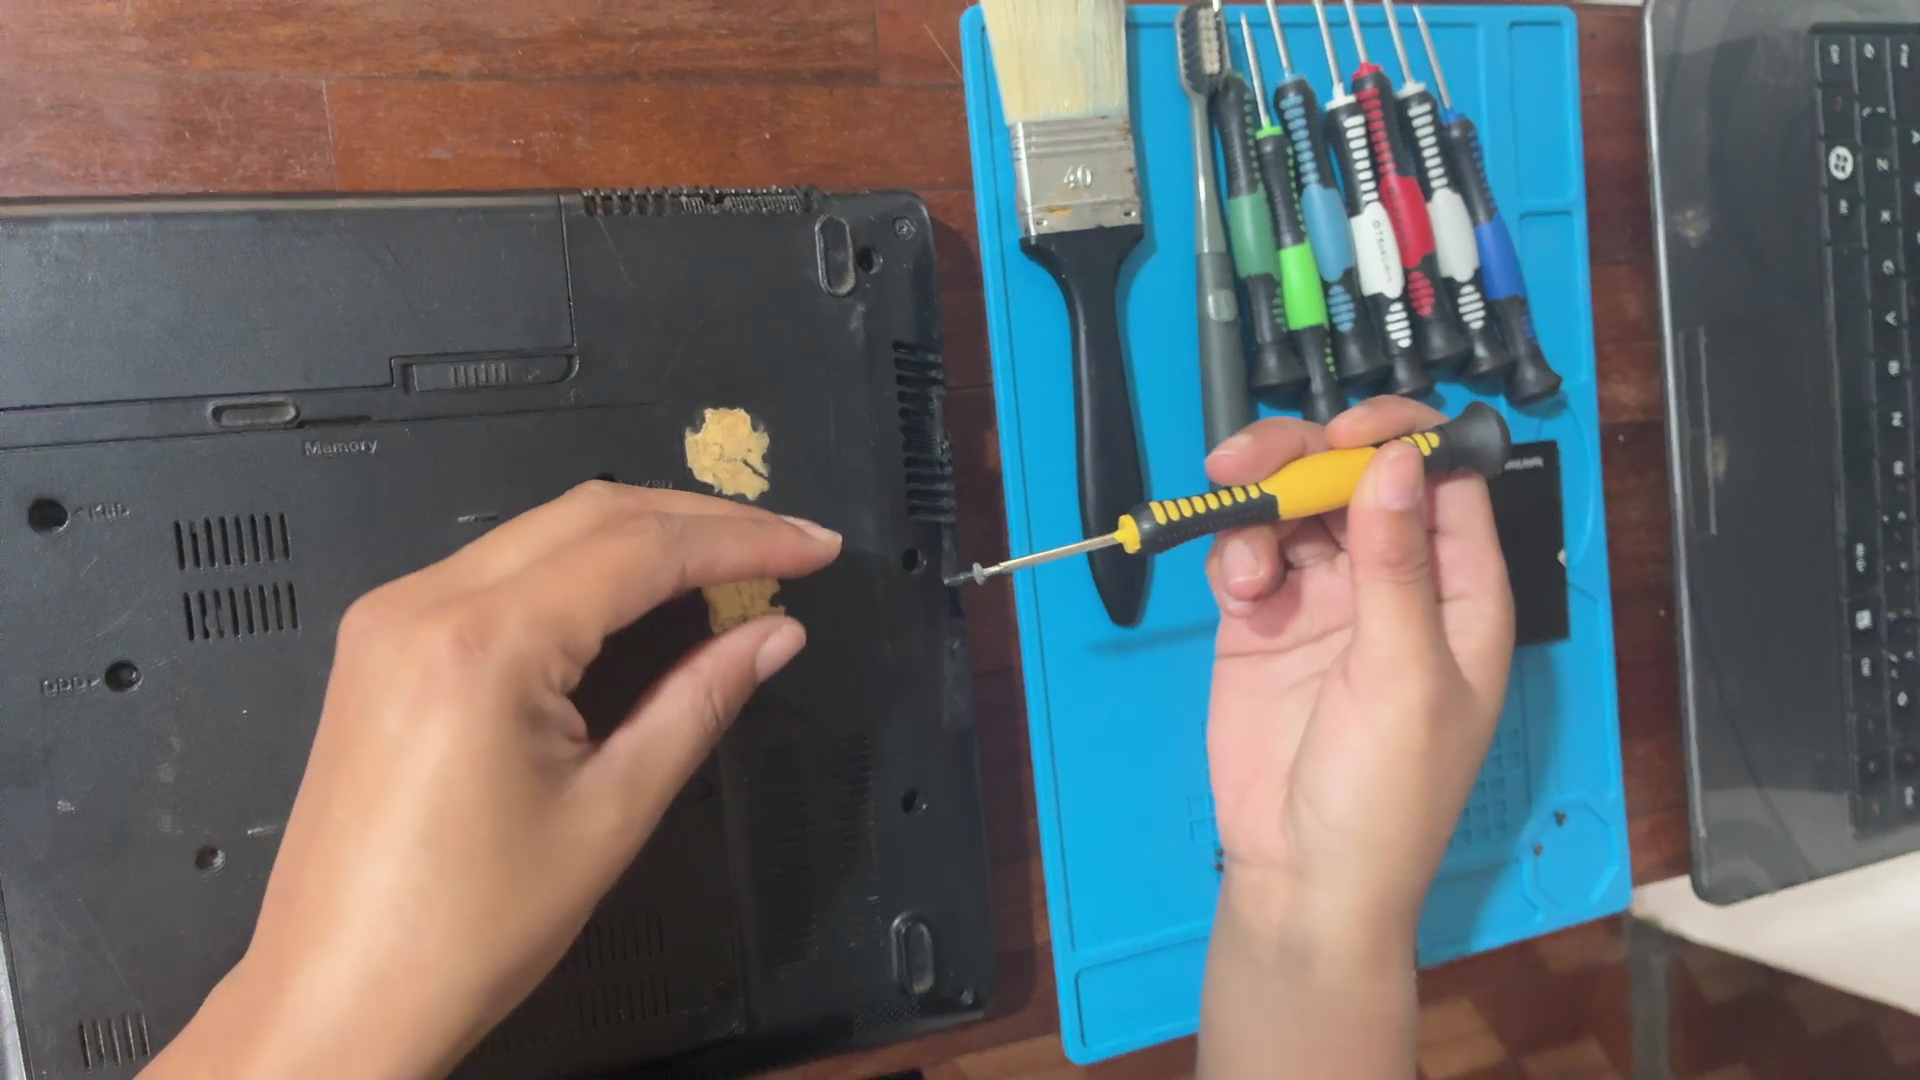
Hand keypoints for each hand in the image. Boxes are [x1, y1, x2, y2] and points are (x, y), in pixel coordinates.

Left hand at [141, 482, 841, 1079]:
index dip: (745, 539)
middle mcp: (429, 598)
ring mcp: (398, 610)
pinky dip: (601, 558)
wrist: (331, 1007)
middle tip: (788, 544)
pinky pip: (517, 561)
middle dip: (707, 519)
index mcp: (487, 642)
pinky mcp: (392, 634)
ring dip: (656, 531)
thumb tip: (782, 631)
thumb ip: (705, 697)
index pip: (644, 550)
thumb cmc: (478, 925)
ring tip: (737, 557)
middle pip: (600, 512)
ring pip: (557, 526)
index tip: (816, 548)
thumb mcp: (617, 807)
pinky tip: (651, 585)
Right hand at [1202, 397, 1514, 956]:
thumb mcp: (1404, 675)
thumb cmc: (1383, 784)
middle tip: (1244, 462)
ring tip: (1242, 560)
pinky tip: (1237, 593)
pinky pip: (1245, 554)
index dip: (1397, 443)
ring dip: (1256, 512)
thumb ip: (1396, 567)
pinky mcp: (1258, 614)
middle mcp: (1386, 578)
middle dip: (1300, 461)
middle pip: (1347, 481)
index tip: (1345, 435)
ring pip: (1287, 510)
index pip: (1438, 484)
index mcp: (1454, 589)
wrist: (1295, 861)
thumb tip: (1394, 463)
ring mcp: (1317, 595)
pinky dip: (1233, 557)